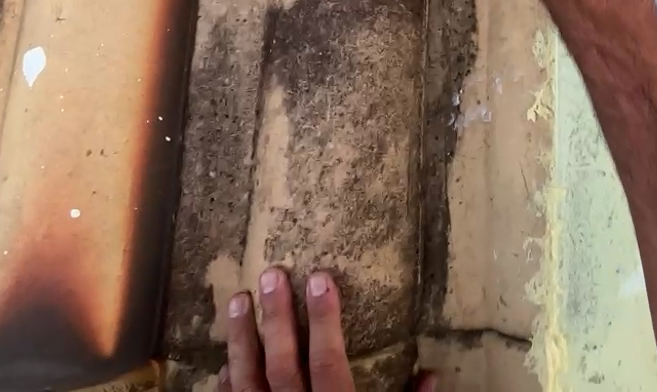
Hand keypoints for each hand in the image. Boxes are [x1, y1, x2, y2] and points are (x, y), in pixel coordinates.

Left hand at [220, 267, 433, 391]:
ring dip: (241, 342)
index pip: (328, 361)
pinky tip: (224, 363)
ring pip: (246, 386)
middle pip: (282, 366)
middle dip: (276, 319)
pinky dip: (225, 389)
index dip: (325, 319)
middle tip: (271, 275)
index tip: (321, 277)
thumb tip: (433, 375)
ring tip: (238, 300)